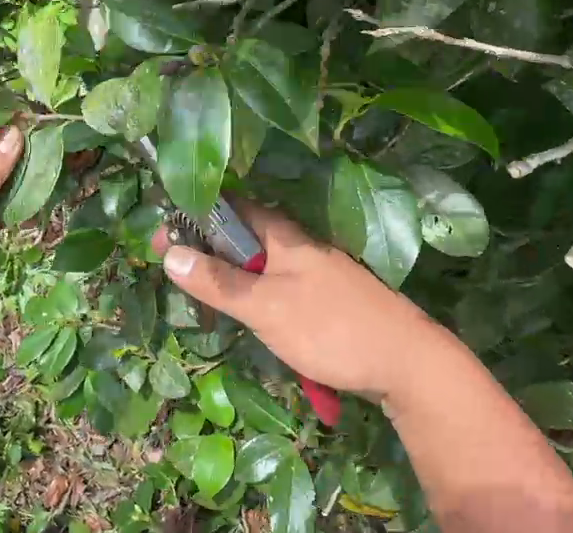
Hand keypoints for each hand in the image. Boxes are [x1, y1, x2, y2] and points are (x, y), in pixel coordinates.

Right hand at [154, 200, 463, 404]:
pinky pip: (273, 286)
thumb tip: (169, 252)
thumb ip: (217, 281)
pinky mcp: (322, 298)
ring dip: (227, 278)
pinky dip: (251, 297)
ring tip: (205, 304)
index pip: (225, 206)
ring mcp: (311, 270)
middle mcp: (294, 242)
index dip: (190, 217)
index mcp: (280, 232)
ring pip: (255, 264)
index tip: (161, 242)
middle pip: (237, 235)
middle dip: (203, 252)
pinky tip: (246, 320)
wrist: (411, 366)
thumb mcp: (265, 307)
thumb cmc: (331, 328)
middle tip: (177, 277)